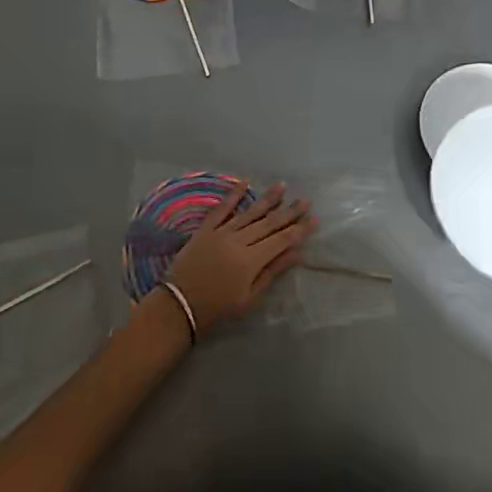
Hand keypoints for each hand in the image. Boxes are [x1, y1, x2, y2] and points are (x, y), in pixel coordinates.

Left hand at [165, 182, 314, 333]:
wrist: (177, 307)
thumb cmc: (217, 309)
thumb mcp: (249, 298)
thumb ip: (272, 271)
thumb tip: (297, 252)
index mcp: (252, 260)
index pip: (282, 240)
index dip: (300, 229)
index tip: (314, 219)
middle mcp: (240, 241)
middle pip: (270, 223)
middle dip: (290, 211)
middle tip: (306, 200)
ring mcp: (222, 232)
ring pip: (250, 212)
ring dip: (268, 199)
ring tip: (283, 185)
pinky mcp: (206, 229)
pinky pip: (222, 208)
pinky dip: (234, 194)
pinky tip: (245, 182)